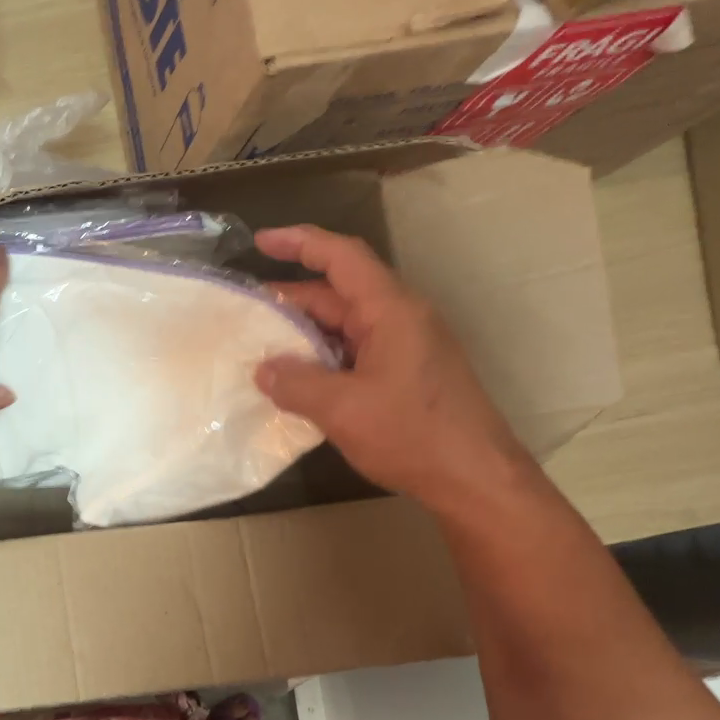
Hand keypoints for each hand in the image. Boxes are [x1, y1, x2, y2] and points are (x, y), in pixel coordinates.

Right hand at [252, 226, 536, 513]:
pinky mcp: (406, 375)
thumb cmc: (412, 434)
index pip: (343, 258)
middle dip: (292, 298)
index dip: (301, 243)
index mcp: (391, 311)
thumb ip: (297, 384)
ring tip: (262, 347)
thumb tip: (264, 369)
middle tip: (246, 311)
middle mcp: (401, 320)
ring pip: (346, 326)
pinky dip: (322, 357)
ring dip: (304, 332)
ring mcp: (406, 348)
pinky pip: (355, 352)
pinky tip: (297, 380)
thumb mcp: (343, 409)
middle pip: (340, 293)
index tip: (260, 241)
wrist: (474, 478)